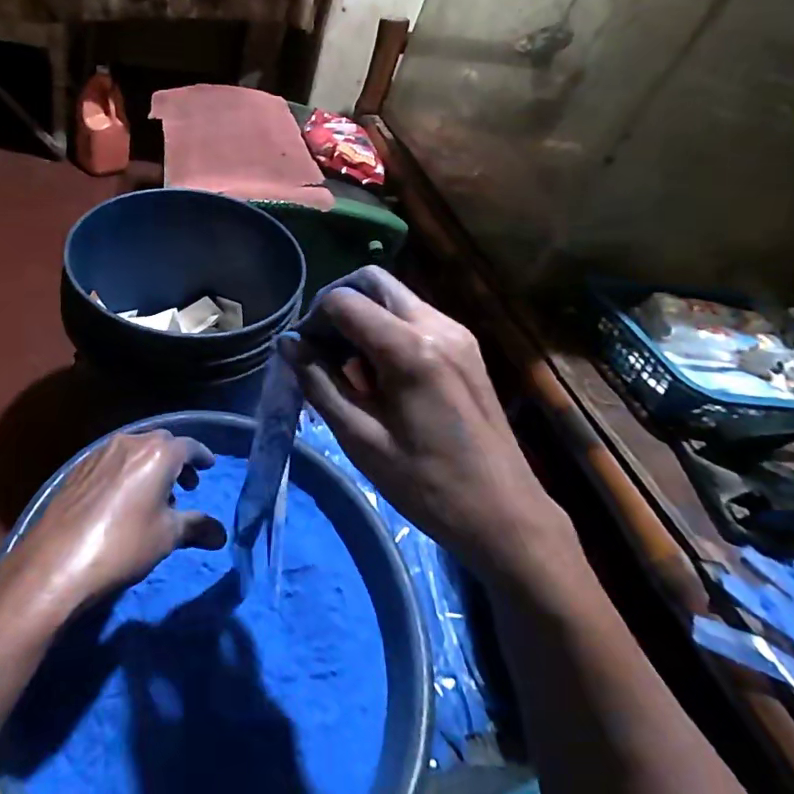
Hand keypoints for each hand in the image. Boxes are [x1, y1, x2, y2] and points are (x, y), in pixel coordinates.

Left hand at [0, 429, 227, 619]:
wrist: (58, 561)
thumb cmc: (124, 544)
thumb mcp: (166, 536)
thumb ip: (196, 527)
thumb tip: (221, 534)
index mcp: (156, 453)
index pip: (188, 446)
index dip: (201, 456)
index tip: (209, 465)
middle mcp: (129, 443)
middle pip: (160, 443)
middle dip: (175, 460)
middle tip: (186, 485)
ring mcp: (99, 453)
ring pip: (133, 450)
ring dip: (149, 466)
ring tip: (155, 496)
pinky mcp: (78, 468)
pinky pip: (112, 461)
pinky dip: (126, 472)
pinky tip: (123, 500)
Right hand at [283, 267, 570, 571]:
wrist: (504, 513)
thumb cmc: (426, 484)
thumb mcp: (360, 438)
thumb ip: (319, 383)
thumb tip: (288, 345)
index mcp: (410, 349)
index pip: (343, 301)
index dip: (313, 321)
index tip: (305, 357)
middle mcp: (437, 326)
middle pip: (372, 281)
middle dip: (337, 305)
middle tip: (322, 348)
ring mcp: (457, 333)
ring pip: (394, 296)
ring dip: (362, 317)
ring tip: (351, 369)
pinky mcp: (466, 346)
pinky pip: (414, 316)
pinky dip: (386, 329)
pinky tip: (380, 374)